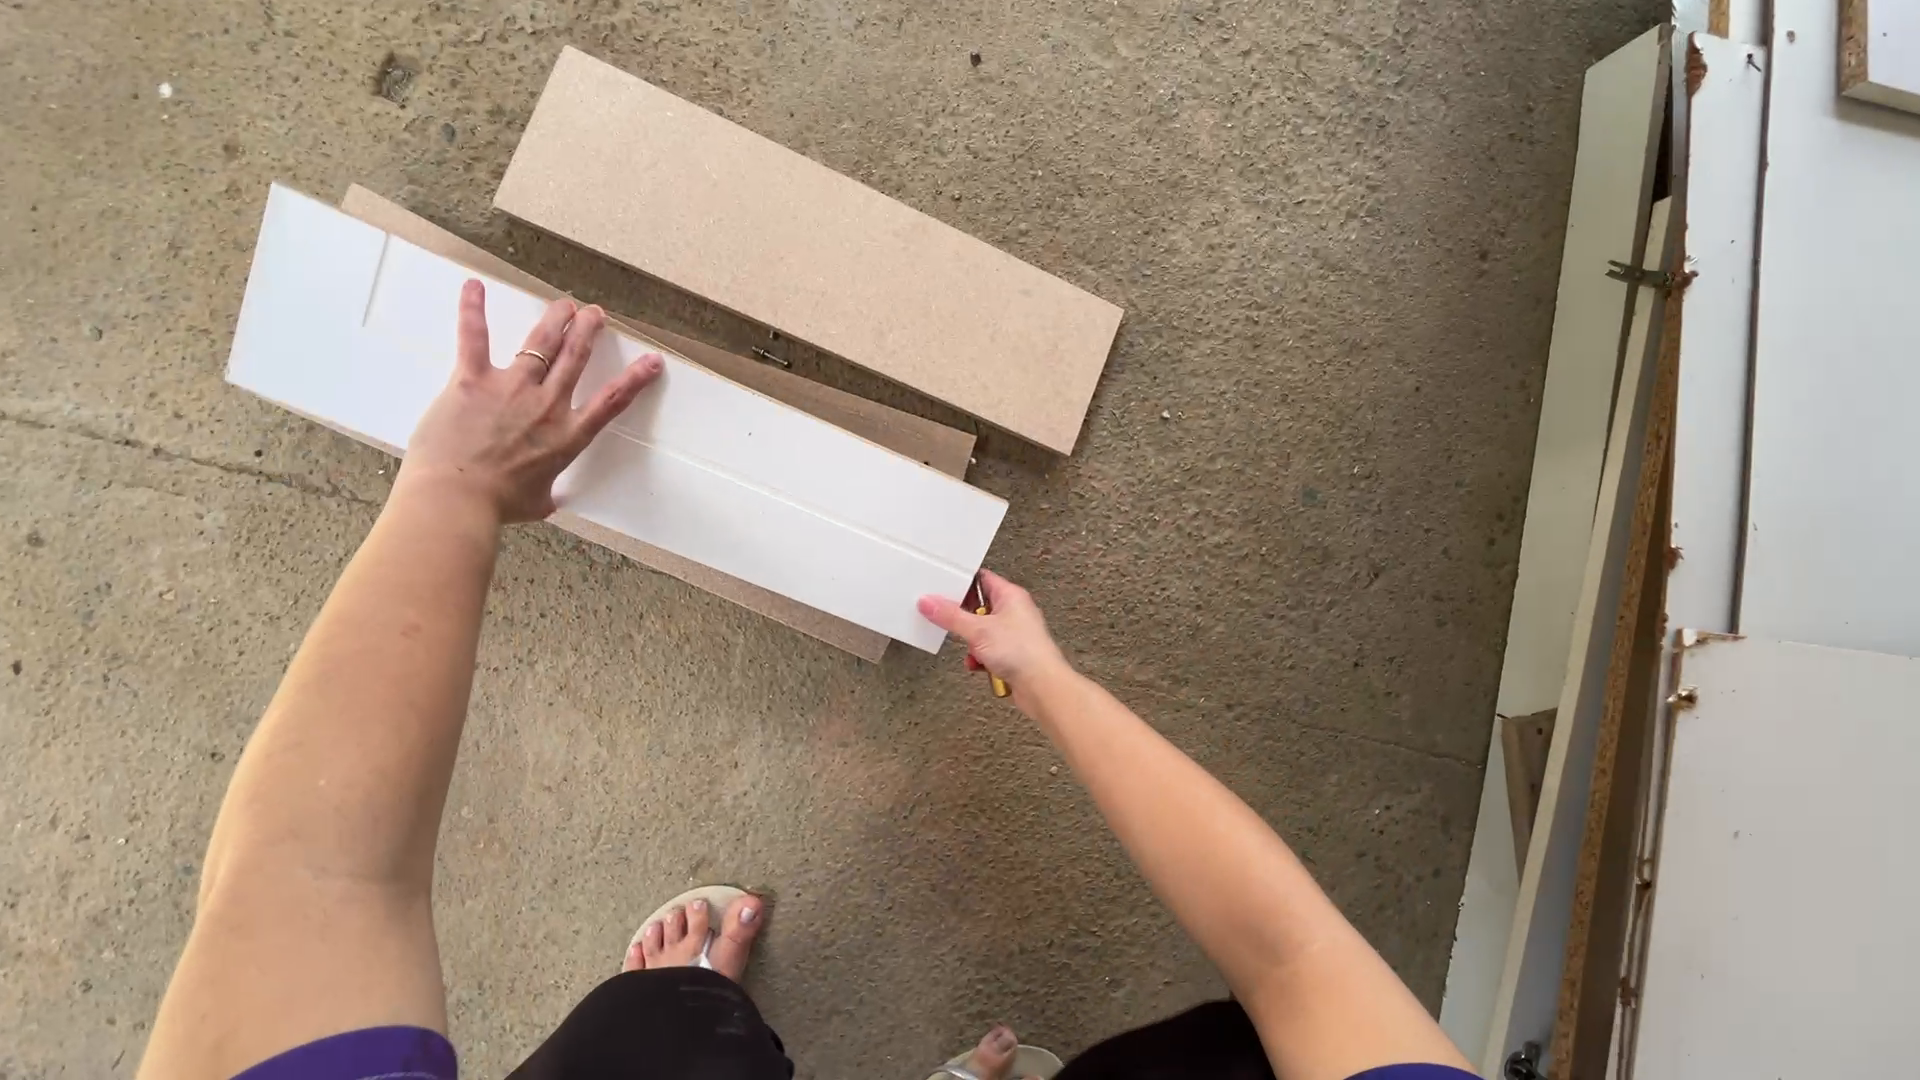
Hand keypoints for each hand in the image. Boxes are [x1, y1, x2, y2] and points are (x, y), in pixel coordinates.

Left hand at [397, 281, 664, 523]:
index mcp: (568, 435)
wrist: (457, 497)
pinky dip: (473, 309)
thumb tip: (549, 500)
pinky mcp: (472, 380)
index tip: (652, 361)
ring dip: (556, 319)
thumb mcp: (538, 502)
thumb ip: (548, 492)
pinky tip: (474, 286)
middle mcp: (547, 405)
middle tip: (596, 314)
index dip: (636, 378)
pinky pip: (474, 338)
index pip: (612, 401)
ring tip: (565, 304)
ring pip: (540, 342)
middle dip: (589, 331)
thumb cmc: (498, 505)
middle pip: (576, 358)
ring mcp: (511, 388)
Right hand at [917, 570, 1071, 687]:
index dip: (962, 583)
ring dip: (972, 644)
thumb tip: (930, 603)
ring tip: (973, 650)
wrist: (1041, 686)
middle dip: (964, 620)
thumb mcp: (978, 630)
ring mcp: (1013, 634)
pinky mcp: (1011, 654)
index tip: (943, 588)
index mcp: (1010, 595)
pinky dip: (980, 658)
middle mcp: (1014, 612)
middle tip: (952, 622)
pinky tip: (979, 664)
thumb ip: (950, 616)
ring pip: (981, 632)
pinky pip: (988, 651)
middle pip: (979, 607)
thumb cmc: (1023, 652)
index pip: (981, 578)